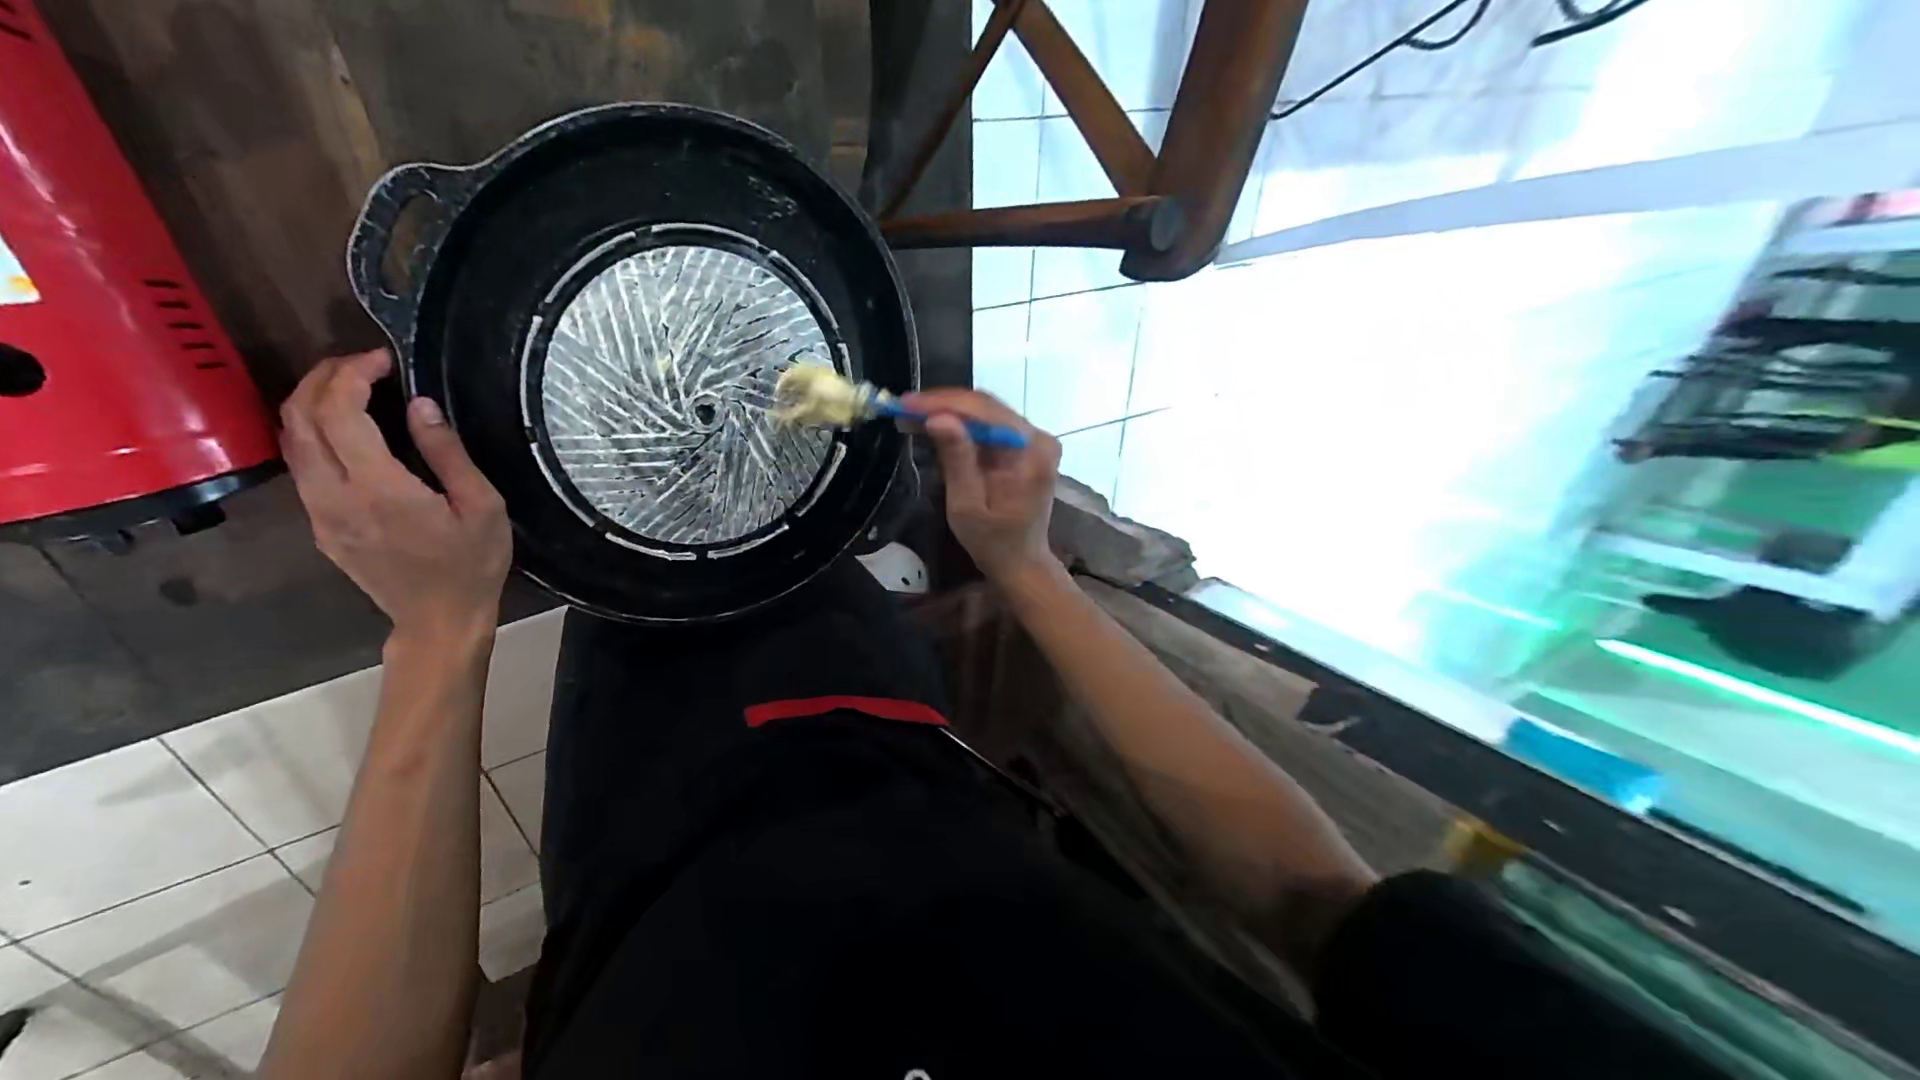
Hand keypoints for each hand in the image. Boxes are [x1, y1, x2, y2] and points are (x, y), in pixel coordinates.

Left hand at [280, 350, 511, 644]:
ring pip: (291, 440)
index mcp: (379, 489)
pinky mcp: (318, 524)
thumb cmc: (473, 564)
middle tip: (362, 364)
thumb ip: (448, 454)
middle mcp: (334, 495)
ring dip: (312, 403)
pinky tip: (350, 432)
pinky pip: (302, 465)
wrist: (438, 618)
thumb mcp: (483, 507)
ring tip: (352, 388)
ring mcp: (318, 512)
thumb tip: (419, 405)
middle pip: (300, 418)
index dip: (352, 374)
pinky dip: (316, 433)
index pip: (339, 413)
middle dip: (323, 378)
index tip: (383, 359)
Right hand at [905, 388, 1061, 580]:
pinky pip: (990, 425)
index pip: (985, 411)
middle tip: (904, 409)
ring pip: (986, 412)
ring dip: (949, 412)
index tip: (907, 404)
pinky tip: (934, 426)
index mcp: (1032, 451)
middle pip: (986, 406)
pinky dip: (962, 425)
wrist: (1021, 561)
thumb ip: (956, 459)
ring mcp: (1034, 440)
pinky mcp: (1025, 445)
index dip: (943, 403)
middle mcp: (1039, 437)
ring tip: (912, 416)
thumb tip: (937, 418)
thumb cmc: (993, 541)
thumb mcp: (967, 505)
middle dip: (943, 405)